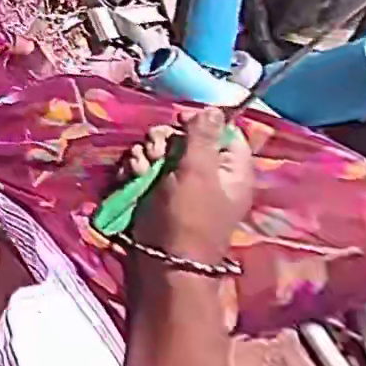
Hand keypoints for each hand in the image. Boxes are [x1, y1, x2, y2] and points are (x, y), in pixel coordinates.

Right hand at [130, 107, 255, 264]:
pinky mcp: (158, 187)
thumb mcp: (198, 173)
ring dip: (147, 153)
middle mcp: (207, 173)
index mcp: (230, 171)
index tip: (181, 123)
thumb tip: (214, 109)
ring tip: (144, 168)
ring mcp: (181, 180)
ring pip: (161, 147)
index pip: (225, 133)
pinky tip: (135, 175)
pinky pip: (146, 163)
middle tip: (158, 152)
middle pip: (186, 137)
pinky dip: (138, 166)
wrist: (161, 256)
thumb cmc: (187, 216)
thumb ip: (203, 137)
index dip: (203, 123)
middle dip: (165, 139)